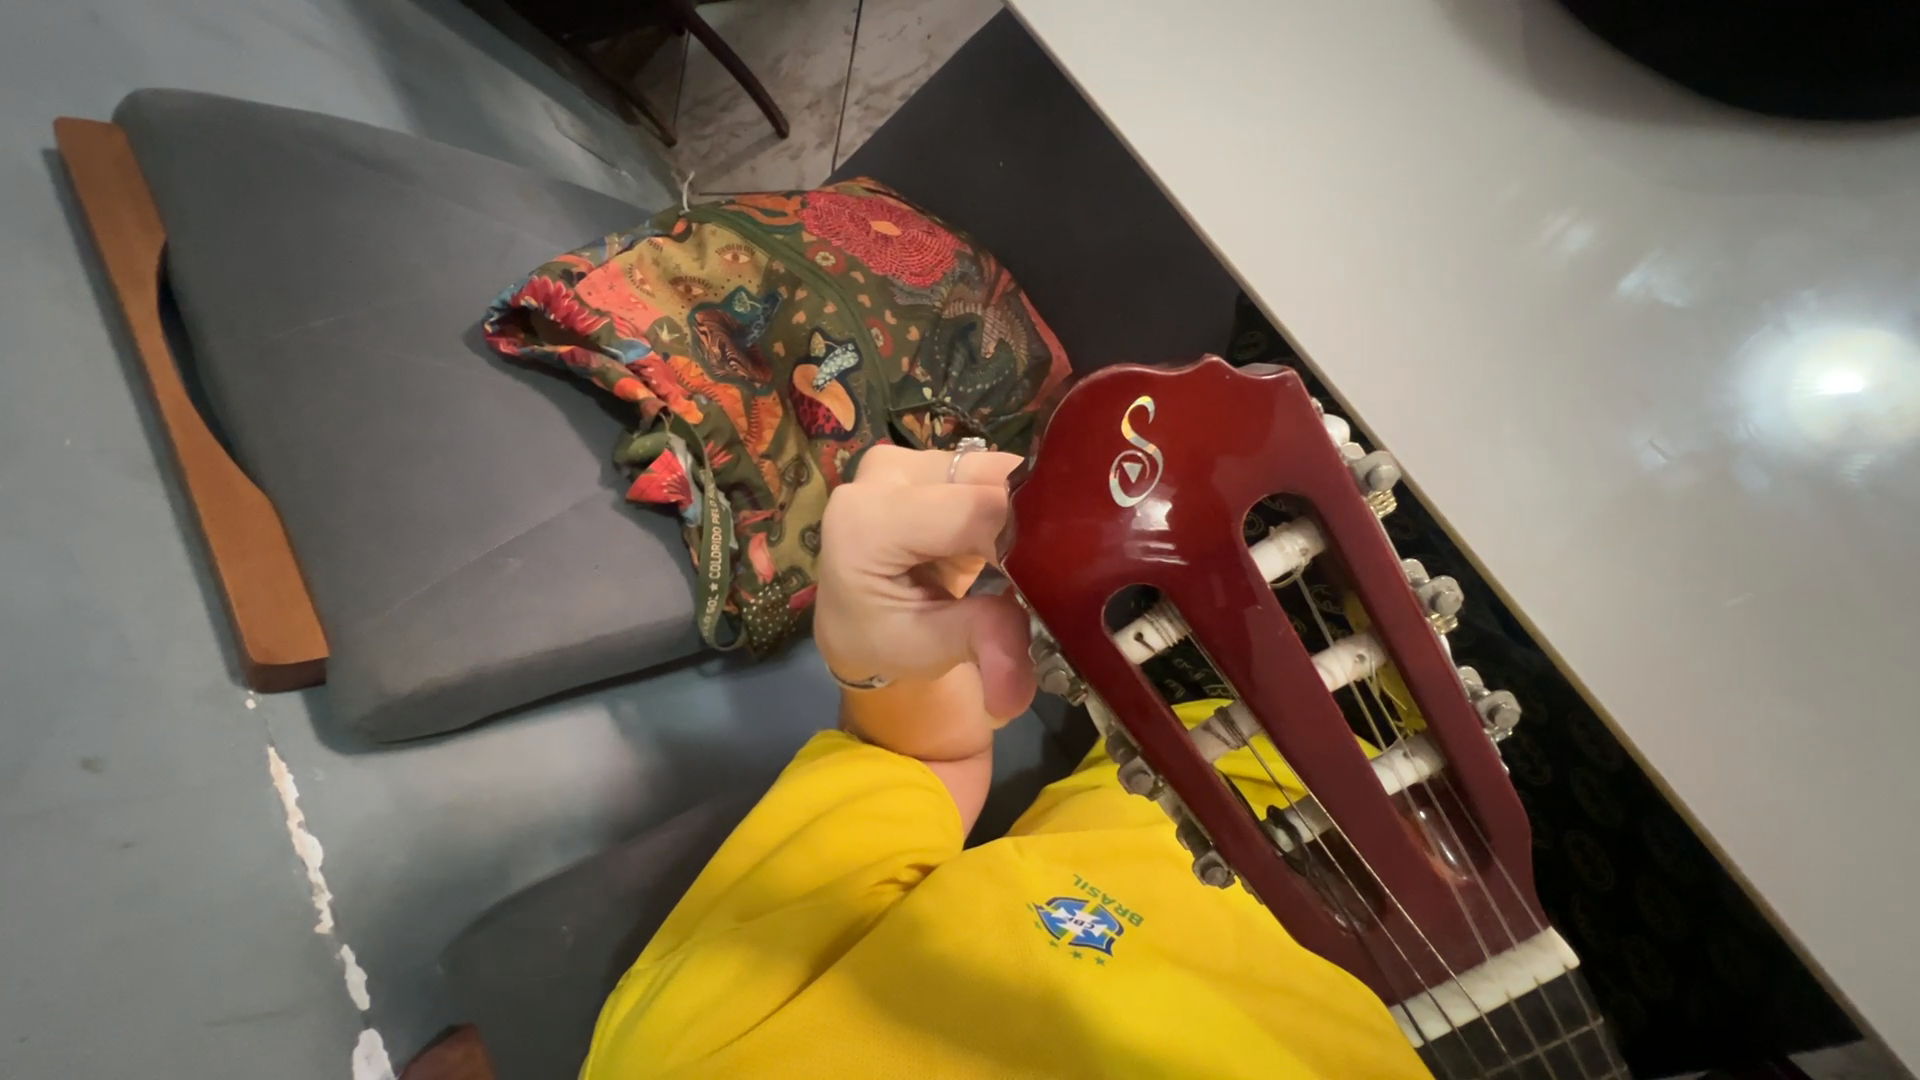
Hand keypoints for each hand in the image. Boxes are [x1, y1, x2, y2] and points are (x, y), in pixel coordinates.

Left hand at [813, 444, 1037, 721]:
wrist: (851, 619)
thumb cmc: (879, 637)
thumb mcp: (925, 648)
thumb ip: (982, 640)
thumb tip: (1023, 683)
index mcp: (869, 520)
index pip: (973, 510)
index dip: (1027, 536)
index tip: (1064, 576)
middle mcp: (884, 475)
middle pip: (988, 479)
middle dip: (1033, 521)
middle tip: (1066, 567)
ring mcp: (907, 461)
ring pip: (996, 470)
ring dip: (1026, 512)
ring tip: (1045, 558)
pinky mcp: (930, 461)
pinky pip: (989, 473)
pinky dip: (1014, 505)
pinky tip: (1024, 541)